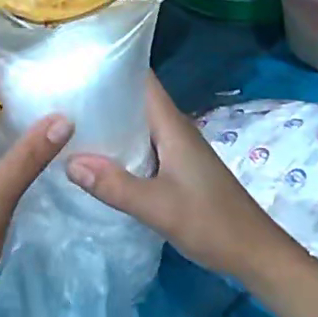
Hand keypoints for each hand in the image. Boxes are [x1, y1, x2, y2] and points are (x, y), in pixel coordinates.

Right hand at [66, 76, 294, 281]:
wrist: (255, 253)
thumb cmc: (211, 222)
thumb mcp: (158, 207)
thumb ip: (115, 185)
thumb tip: (68, 161)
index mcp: (172, 125)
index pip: (142, 80)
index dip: (113, 67)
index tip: (78, 63)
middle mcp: (174, 129)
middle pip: (136, 100)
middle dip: (103, 96)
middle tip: (62, 95)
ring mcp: (177, 150)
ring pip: (138, 125)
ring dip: (110, 123)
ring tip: (70, 122)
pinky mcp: (177, 169)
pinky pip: (143, 146)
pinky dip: (121, 146)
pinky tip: (98, 159)